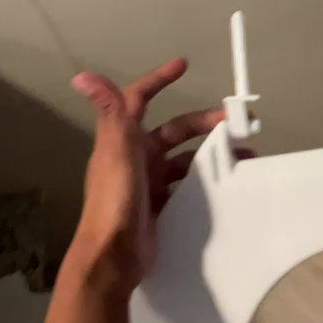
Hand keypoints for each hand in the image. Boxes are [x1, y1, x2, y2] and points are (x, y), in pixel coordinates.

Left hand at [65, 57, 224, 293]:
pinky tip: (227, 182)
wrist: (114, 256)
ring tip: (241, 155)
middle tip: (234, 122)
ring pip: (186, 158)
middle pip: (174, 130)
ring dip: (211, 153)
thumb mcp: (116, 151)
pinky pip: (188, 185)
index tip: (184, 66)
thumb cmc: (115, 200)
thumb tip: (81, 76)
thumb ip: (109, 113)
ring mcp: (149, 182)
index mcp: (123, 140)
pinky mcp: (161, 204)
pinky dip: (207, 180)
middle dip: (203, 122)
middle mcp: (136, 156)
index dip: (159, 80)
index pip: (139, 99)